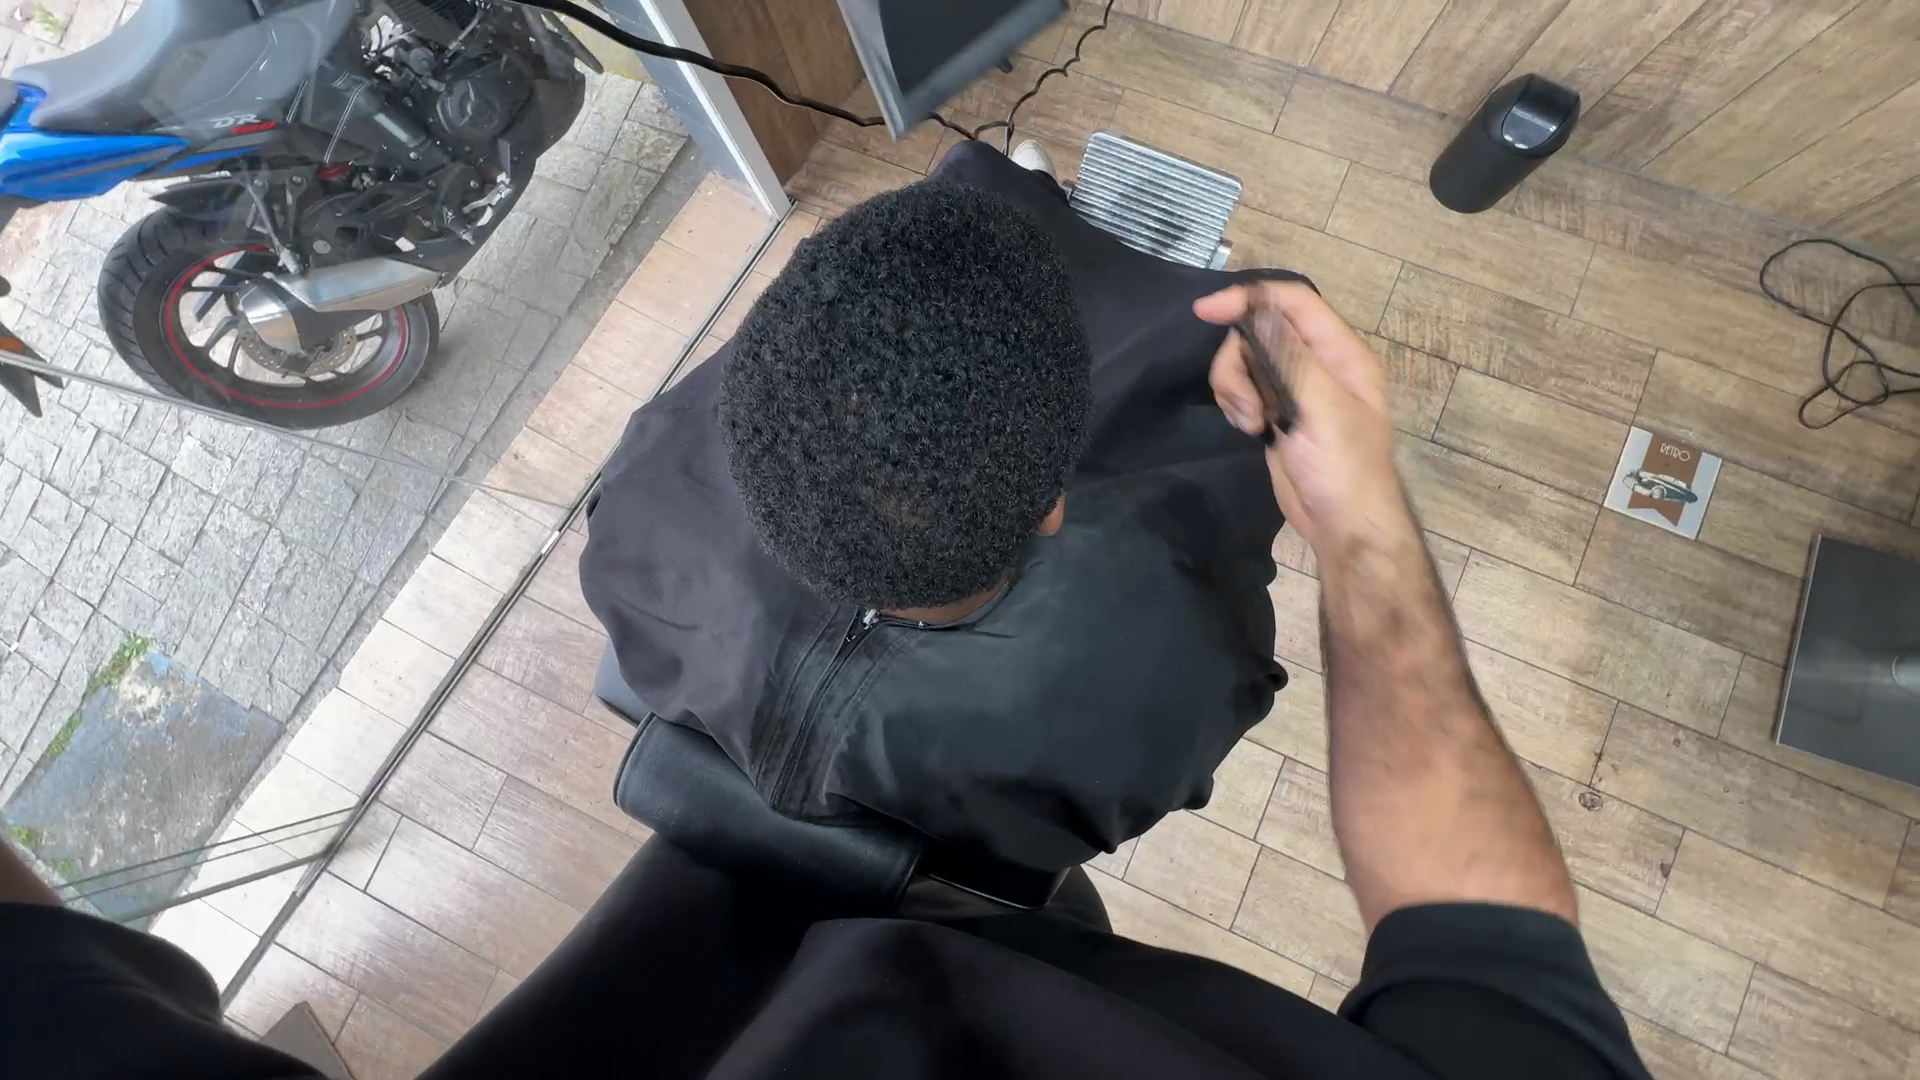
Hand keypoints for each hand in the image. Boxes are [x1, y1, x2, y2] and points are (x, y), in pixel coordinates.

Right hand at [1194, 282, 1410, 562]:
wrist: (1341, 522)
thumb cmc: (1343, 466)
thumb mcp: (1321, 407)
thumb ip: (1291, 356)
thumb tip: (1257, 310)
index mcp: (1339, 352)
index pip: (1292, 302)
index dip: (1248, 298)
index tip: (1203, 311)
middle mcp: (1316, 362)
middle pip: (1256, 333)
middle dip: (1237, 366)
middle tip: (1245, 407)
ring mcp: (1292, 388)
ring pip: (1244, 363)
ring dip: (1234, 391)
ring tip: (1250, 425)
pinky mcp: (1274, 410)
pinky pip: (1242, 389)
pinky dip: (1235, 404)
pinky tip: (1249, 430)